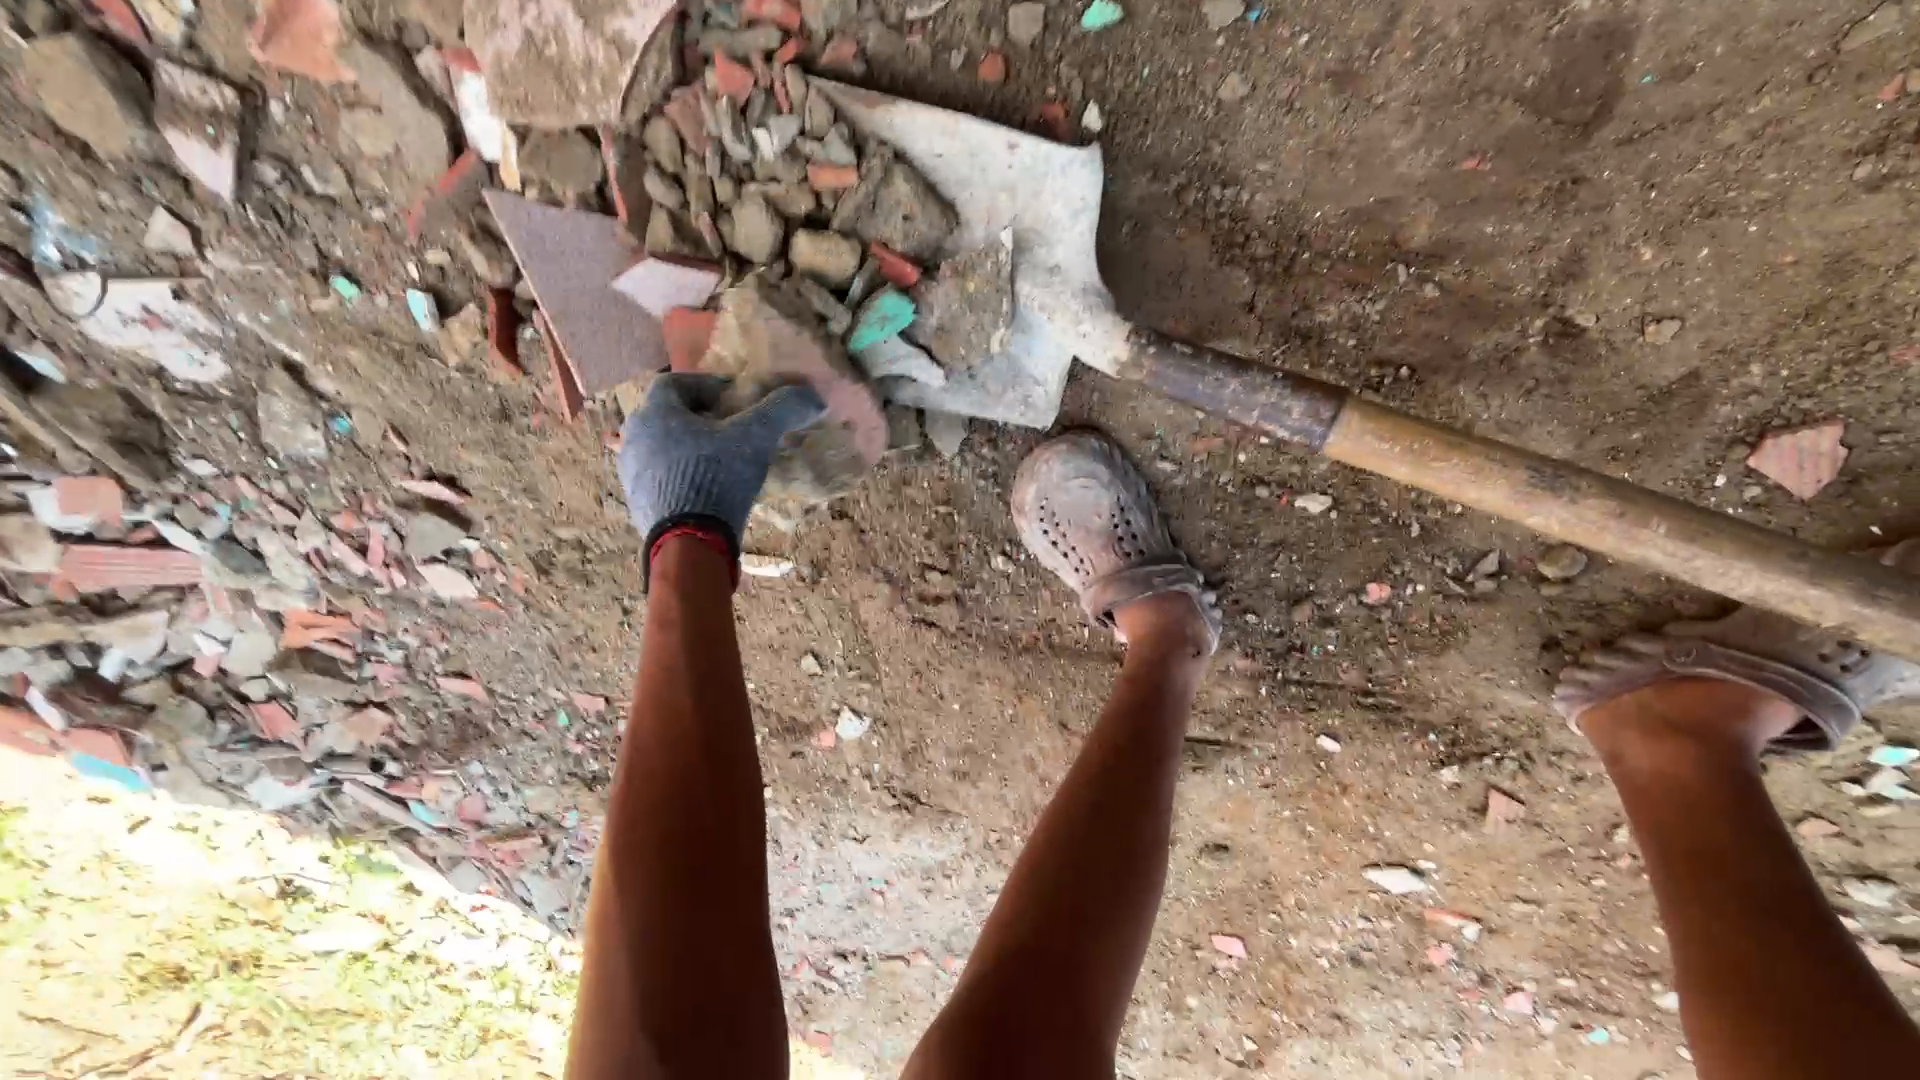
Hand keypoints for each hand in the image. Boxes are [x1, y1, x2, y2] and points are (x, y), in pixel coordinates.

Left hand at [618, 373, 825, 565]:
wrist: (688, 541)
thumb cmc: (716, 477)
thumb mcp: (755, 438)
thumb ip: (781, 409)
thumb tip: (811, 395)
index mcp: (655, 413)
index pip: (673, 382)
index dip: (705, 385)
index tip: (732, 397)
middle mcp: (635, 437)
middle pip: (666, 415)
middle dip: (698, 417)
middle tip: (729, 428)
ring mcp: (632, 473)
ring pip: (661, 447)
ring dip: (688, 446)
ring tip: (721, 459)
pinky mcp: (638, 502)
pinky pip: (660, 477)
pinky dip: (681, 474)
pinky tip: (707, 488)